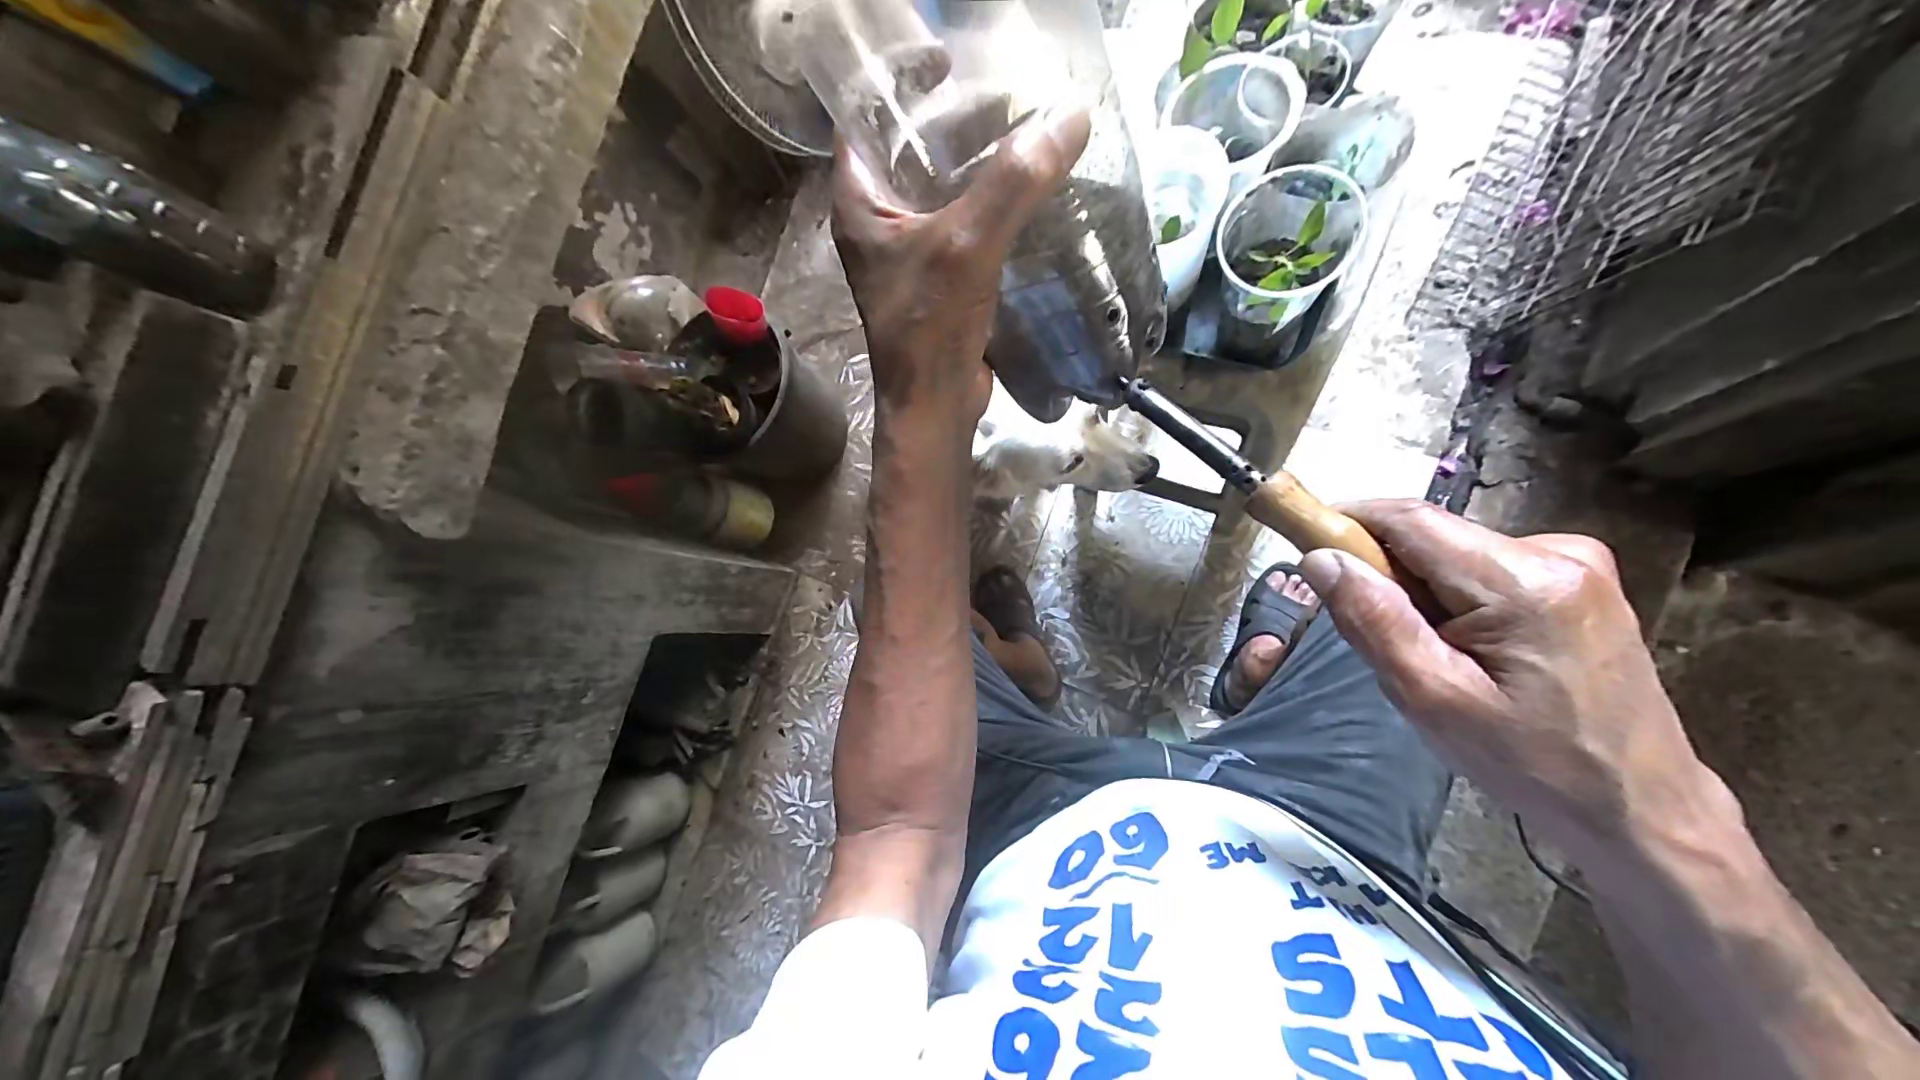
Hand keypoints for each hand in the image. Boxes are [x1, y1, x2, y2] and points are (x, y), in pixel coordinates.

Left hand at [830, 108, 1090, 438]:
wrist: (935, 407)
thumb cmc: (930, 329)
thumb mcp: (967, 245)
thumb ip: (1014, 182)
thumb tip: (1071, 115)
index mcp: (860, 204)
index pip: (868, 118)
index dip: (902, 84)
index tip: (947, 61)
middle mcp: (879, 224)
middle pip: (912, 150)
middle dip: (955, 122)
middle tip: (1005, 95)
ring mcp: (910, 254)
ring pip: (943, 190)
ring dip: (979, 166)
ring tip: (1024, 133)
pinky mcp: (941, 281)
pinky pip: (965, 226)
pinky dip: (992, 207)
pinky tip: (1027, 194)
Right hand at [1296, 501, 1738, 871]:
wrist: (1640, 806)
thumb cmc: (1532, 762)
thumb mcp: (1432, 698)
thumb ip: (1373, 620)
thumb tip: (1320, 558)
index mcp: (1525, 581)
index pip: (1409, 519)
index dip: (1346, 521)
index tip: (1302, 544)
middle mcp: (1558, 551)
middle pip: (1429, 536)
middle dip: (1385, 573)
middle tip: (1375, 637)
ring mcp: (1575, 562)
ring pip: (1449, 553)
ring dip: (1416, 590)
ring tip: (1430, 655)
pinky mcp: (1576, 579)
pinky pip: (1478, 567)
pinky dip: (1450, 597)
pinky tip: (1467, 649)